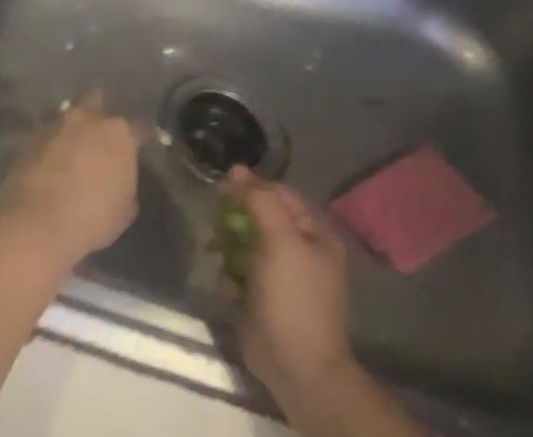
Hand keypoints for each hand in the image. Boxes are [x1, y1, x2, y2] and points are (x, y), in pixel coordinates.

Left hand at [0, 92, 142, 263]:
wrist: (40, 219)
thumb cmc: (94, 216)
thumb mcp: (125, 207)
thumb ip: (125, 181)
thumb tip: (118, 177)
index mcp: (119, 134)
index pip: (139, 127)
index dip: (142, 136)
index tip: (143, 143)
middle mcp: (87, 119)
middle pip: (96, 101)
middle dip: (100, 111)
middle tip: (103, 129)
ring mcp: (56, 125)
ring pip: (68, 114)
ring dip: (74, 125)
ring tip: (76, 140)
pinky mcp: (30, 137)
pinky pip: (48, 132)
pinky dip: (54, 141)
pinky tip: (54, 154)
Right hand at [223, 165, 355, 402]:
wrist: (295, 362)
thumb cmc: (293, 296)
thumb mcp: (281, 241)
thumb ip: (259, 201)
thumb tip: (236, 170)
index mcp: (316, 234)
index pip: (281, 193)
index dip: (252, 185)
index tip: (220, 183)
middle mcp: (301, 249)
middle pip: (261, 215)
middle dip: (236, 216)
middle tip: (216, 219)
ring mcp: (280, 273)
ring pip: (245, 240)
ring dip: (228, 243)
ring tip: (216, 250)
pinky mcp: (261, 293)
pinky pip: (238, 268)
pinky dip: (228, 271)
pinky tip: (226, 281)